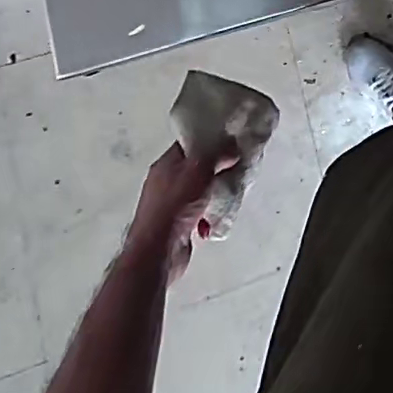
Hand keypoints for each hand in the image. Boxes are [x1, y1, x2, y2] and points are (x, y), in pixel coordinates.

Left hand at [125, 143, 225, 285]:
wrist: (157, 252)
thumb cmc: (176, 204)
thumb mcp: (200, 169)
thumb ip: (218, 153)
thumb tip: (233, 147)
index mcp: (165, 164)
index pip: (191, 143)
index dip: (212, 139)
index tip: (233, 143)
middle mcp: (164, 182)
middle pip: (198, 167)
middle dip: (218, 170)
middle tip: (236, 170)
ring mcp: (169, 205)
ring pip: (200, 191)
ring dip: (216, 195)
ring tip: (229, 197)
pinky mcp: (175, 225)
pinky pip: (198, 213)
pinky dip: (208, 215)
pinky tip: (213, 222)